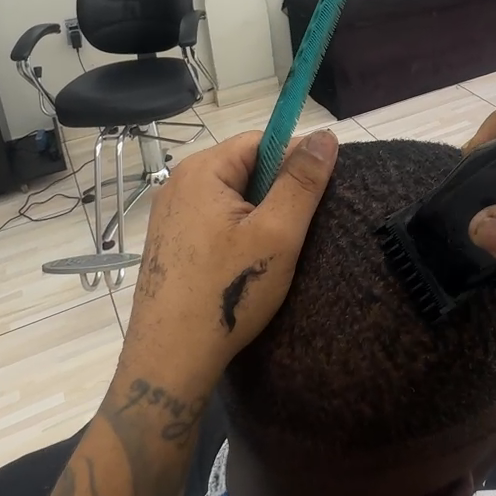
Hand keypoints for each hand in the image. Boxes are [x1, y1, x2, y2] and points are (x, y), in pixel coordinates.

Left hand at [120, 128, 338, 385]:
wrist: (170, 360)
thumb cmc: (228, 292)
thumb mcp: (277, 234)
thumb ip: (302, 181)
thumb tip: (326, 135)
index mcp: (202, 170)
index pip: (261, 141)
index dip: (294, 161)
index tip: (315, 197)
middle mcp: (179, 182)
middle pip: (245, 167)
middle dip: (275, 192)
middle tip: (294, 231)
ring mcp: (169, 213)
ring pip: (231, 196)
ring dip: (258, 215)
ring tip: (272, 251)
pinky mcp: (169, 241)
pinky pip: (213, 218)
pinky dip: (236, 232)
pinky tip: (245, 263)